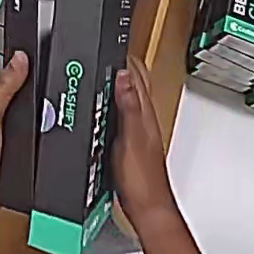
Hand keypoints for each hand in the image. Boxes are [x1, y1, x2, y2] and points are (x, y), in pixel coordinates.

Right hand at [113, 59, 179, 237]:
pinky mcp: (131, 144)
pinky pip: (123, 116)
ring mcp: (139, 132)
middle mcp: (144, 120)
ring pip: (130, 99)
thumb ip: (128, 105)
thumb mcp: (130, 137)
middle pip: (135, 84)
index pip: (138, 75)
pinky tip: (106, 110)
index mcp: (145, 113)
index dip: (127, 58)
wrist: (147, 208)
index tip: (115, 44)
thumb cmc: (141, 179)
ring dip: (120, 85)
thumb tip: (124, 75)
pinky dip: (115, 106)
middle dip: (124, 67)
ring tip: (106, 74)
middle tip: (109, 54)